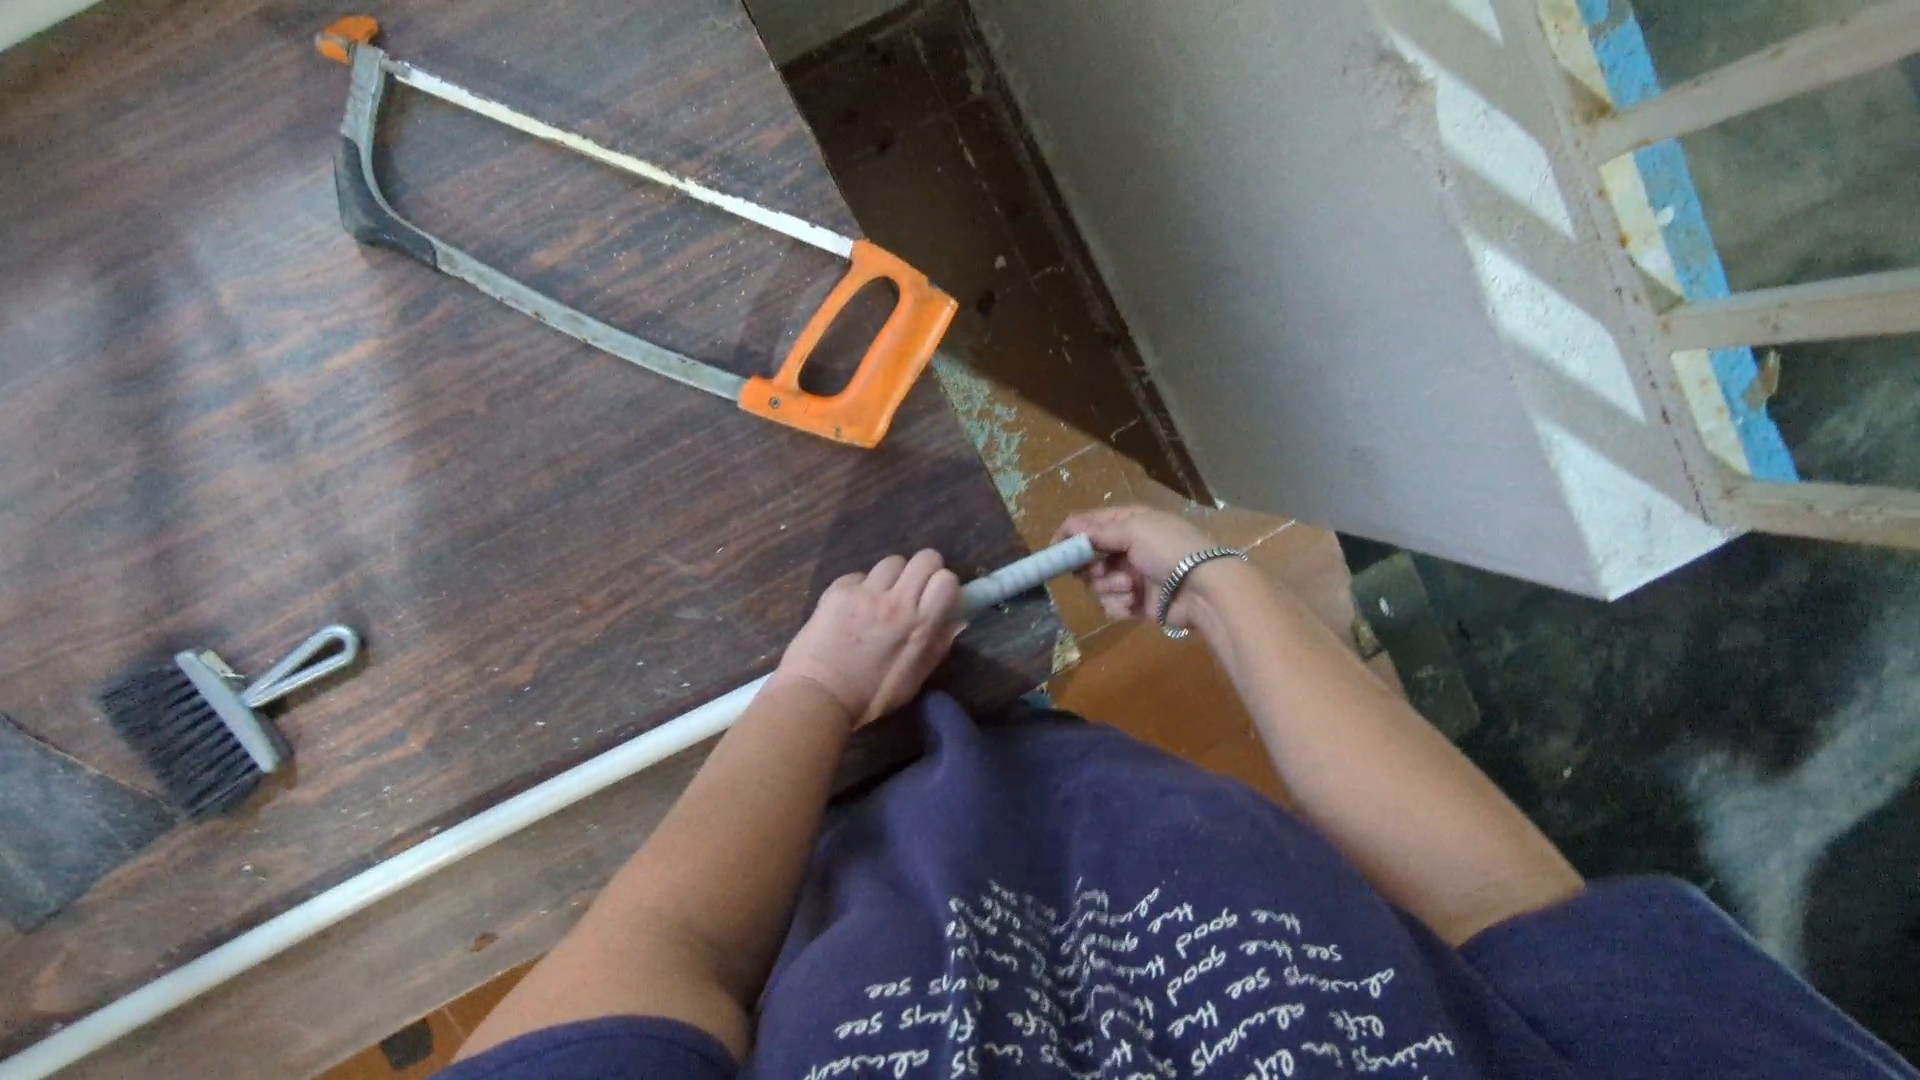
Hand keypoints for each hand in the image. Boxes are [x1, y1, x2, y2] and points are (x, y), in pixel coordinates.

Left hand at [772, 550, 961, 728]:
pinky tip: (851, 608)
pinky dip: (860, 588)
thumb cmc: (871, 697)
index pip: (947, 579)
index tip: (935, 597)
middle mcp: (897, 603)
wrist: (818, 696)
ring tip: (880, 598)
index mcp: (920, 626)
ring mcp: (866, 593)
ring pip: (892, 562)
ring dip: (891, 578)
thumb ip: (937, 644)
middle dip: (923, 570)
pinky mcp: (838, 590)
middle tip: (912, 589)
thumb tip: (955, 618)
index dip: (943, 584)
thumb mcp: (915, 678)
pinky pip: (859, 576)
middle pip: (925, 558)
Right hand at [1053, 506, 1231, 628]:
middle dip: (1090, 567)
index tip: (1054, 551)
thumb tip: (1070, 527)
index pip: (1087, 524)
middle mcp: (1126, 548)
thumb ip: (1100, 530)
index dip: (1069, 535)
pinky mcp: (1134, 603)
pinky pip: (1110, 604)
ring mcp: (1130, 576)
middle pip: (1087, 558)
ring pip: (1096, 584)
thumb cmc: (1170, 550)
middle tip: (1099, 571)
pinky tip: (1135, 603)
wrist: (1205, 590)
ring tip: (1129, 587)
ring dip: (1109, 587)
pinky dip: (1119, 604)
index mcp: (1128, 523)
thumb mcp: (1136, 529)